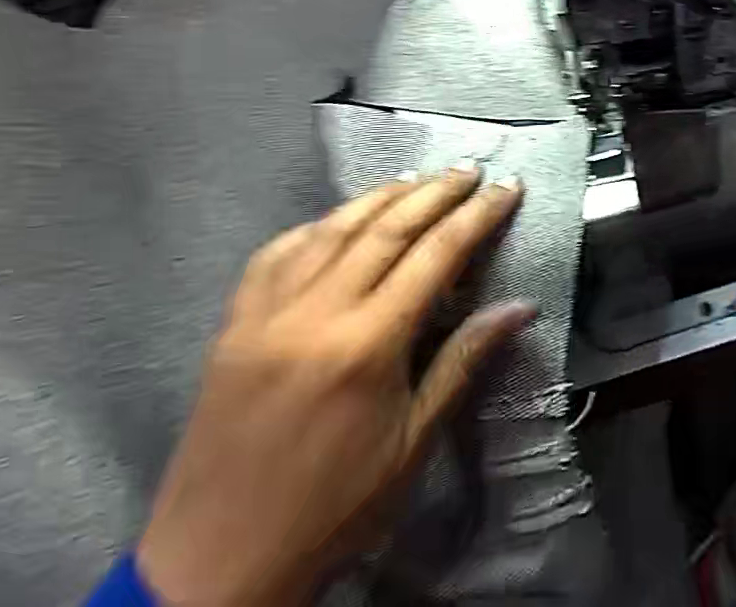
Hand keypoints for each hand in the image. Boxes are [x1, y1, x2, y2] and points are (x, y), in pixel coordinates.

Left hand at [137, 165, 532, 606]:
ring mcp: (262, 320)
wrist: (213, 565)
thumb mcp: (415, 436)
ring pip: (327, 232)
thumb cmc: (337, 502)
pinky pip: (273, 259)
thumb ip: (464, 359)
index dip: (478, 215)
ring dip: (379, 198)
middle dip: (435, 193)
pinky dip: (314, 228)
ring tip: (418, 178)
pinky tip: (338, 219)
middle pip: (383, 230)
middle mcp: (311, 317)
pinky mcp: (230, 332)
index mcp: (365, 345)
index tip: (508, 188)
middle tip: (471, 170)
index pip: (435, 255)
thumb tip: (523, 305)